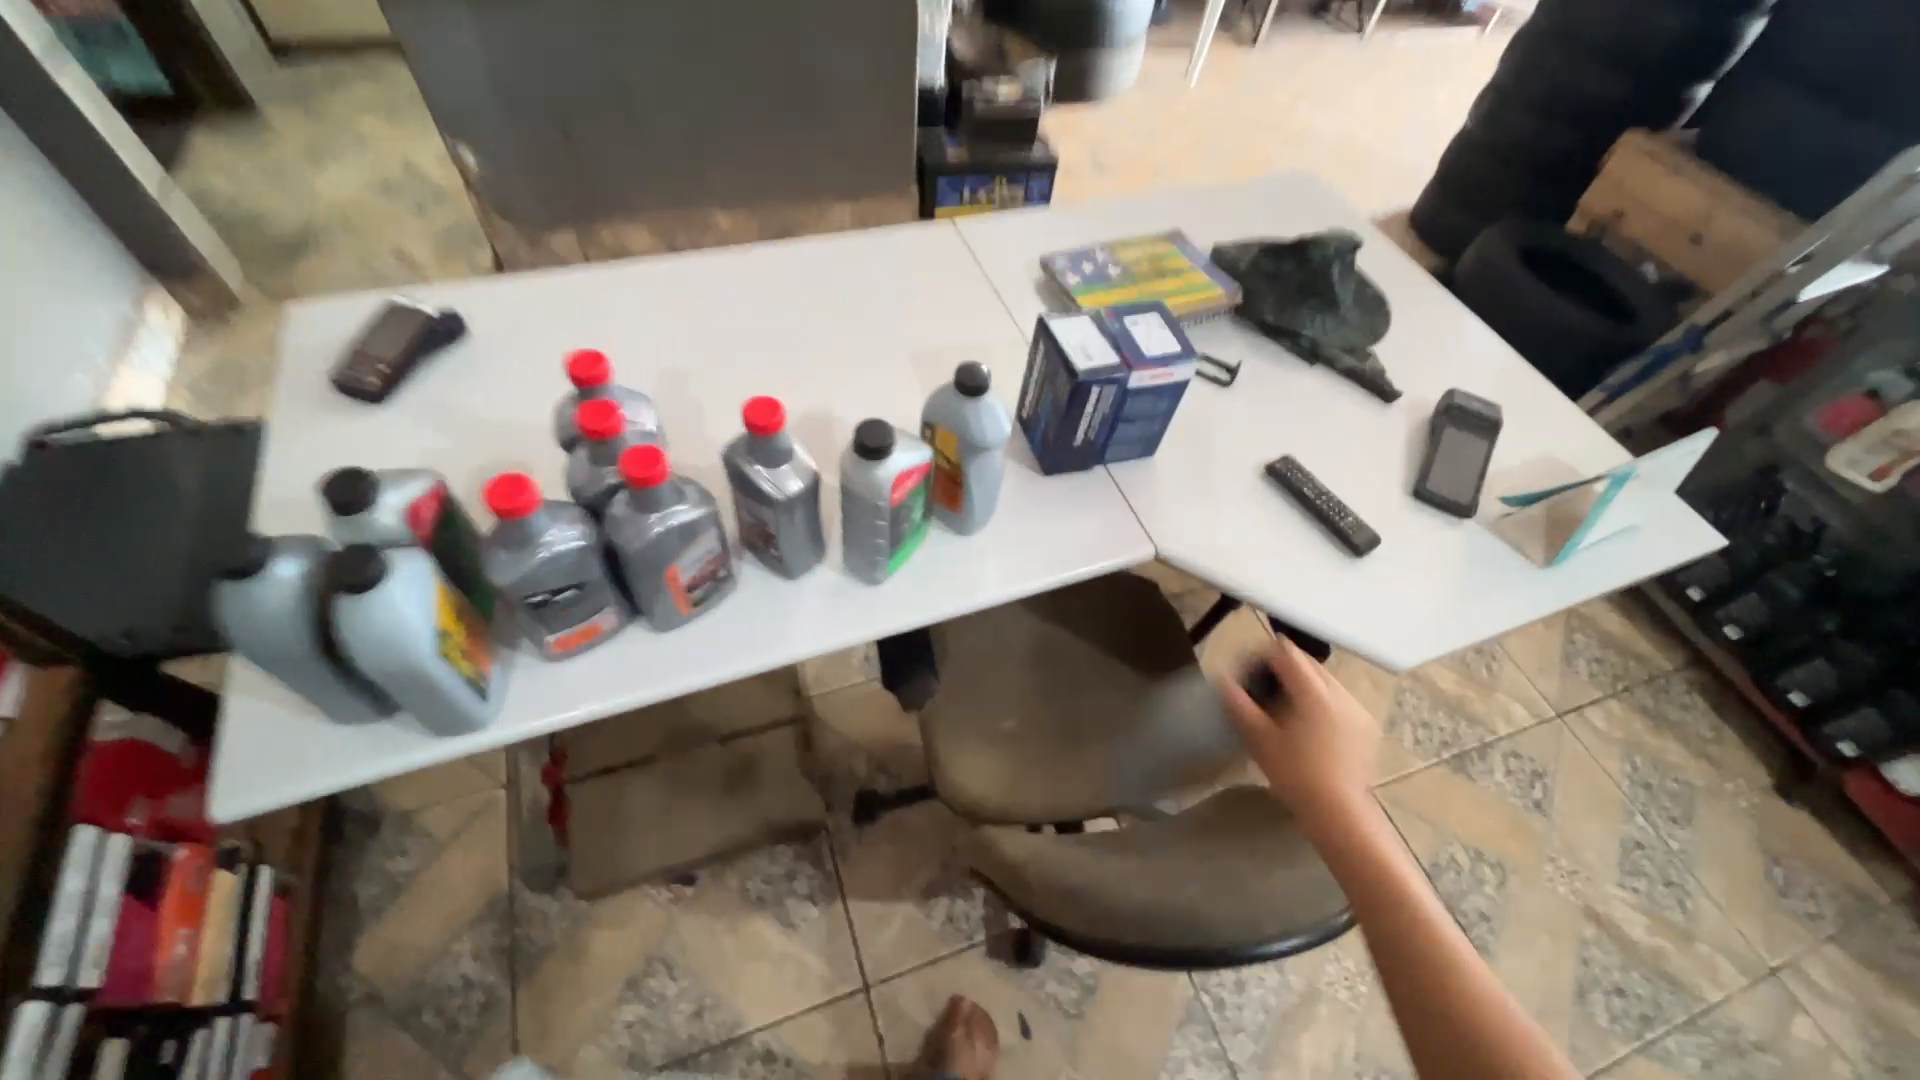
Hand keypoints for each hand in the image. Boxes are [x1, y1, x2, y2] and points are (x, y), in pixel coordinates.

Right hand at [1218, 636, 1381, 826]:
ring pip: (1325, 680)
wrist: (1339, 812)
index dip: (1262, 654)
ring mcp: (1357, 709)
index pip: (1286, 652)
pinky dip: (1322, 701)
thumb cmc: (1294, 775)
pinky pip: (1340, 700)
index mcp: (1313, 692)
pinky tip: (1310, 726)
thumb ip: (1239, 704)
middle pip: (1308, 662)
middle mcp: (1339, 693)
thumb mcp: (1259, 739)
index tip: (1247, 672)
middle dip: (1283, 668)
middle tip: (1262, 689)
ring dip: (1303, 683)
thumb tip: (1223, 680)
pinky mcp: (1367, 727)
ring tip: (1285, 708)